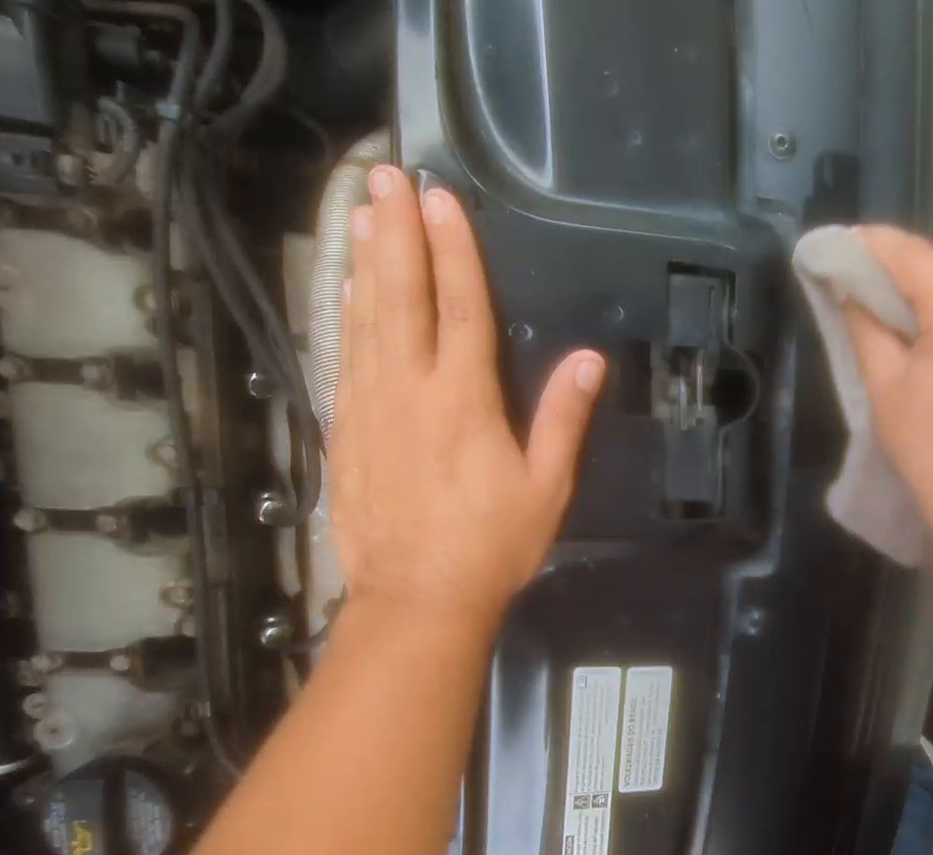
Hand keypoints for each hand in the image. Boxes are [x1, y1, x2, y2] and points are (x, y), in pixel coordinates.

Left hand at [334, 166, 603, 621]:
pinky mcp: (345, 429)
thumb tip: (588, 361)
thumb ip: (563, 420)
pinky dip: (346, 315)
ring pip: (364, 319)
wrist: (416, 599)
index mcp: (464, 400)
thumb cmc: (492, 545)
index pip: (460, 308)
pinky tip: (348, 292)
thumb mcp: (546, 488)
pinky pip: (345, 356)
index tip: (442, 199)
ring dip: (365, 262)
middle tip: (384, 177)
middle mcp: (409, 390)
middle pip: (401, 297)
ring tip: (360, 214)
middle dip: (394, 233)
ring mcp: (368, 407)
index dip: (453, 250)